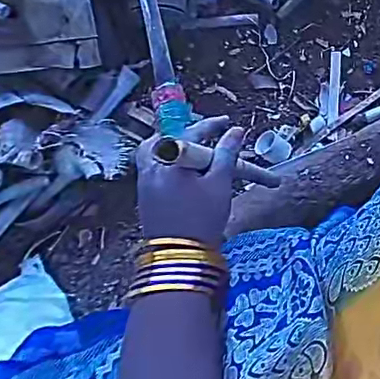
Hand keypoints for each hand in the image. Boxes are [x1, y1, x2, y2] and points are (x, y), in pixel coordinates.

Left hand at [135, 117, 246, 248]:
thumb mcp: (220, 184)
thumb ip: (226, 154)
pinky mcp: (144, 195)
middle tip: (207, 136)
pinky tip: (186, 173)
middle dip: (188, 135)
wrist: (180, 256)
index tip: (226, 123)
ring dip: (177, 149)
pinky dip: (171, 164)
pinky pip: (155, 168)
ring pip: (158, 153)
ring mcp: (144, 181)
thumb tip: (235, 132)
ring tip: (197, 154)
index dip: (211, 126)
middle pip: (166, 139)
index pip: (191, 133)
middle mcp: (151, 166)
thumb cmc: (202, 219)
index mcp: (168, 160)